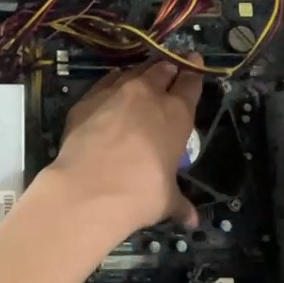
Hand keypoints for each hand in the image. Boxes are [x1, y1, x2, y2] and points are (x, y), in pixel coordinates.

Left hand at [45, 56, 202, 235]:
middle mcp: (147, 94)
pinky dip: (113, 82)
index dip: (194, 71)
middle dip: (168, 67)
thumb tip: (192, 221)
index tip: (196, 61)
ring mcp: (115, 91)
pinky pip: (105, 81)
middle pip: (161, 69)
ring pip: (133, 71)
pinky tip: (112, 88)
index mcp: (176, 113)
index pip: (191, 83)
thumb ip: (180, 204)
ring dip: (141, 72)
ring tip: (144, 75)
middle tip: (170, 67)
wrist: (89, 187)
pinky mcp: (87, 98)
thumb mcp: (166, 200)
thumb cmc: (140, 192)